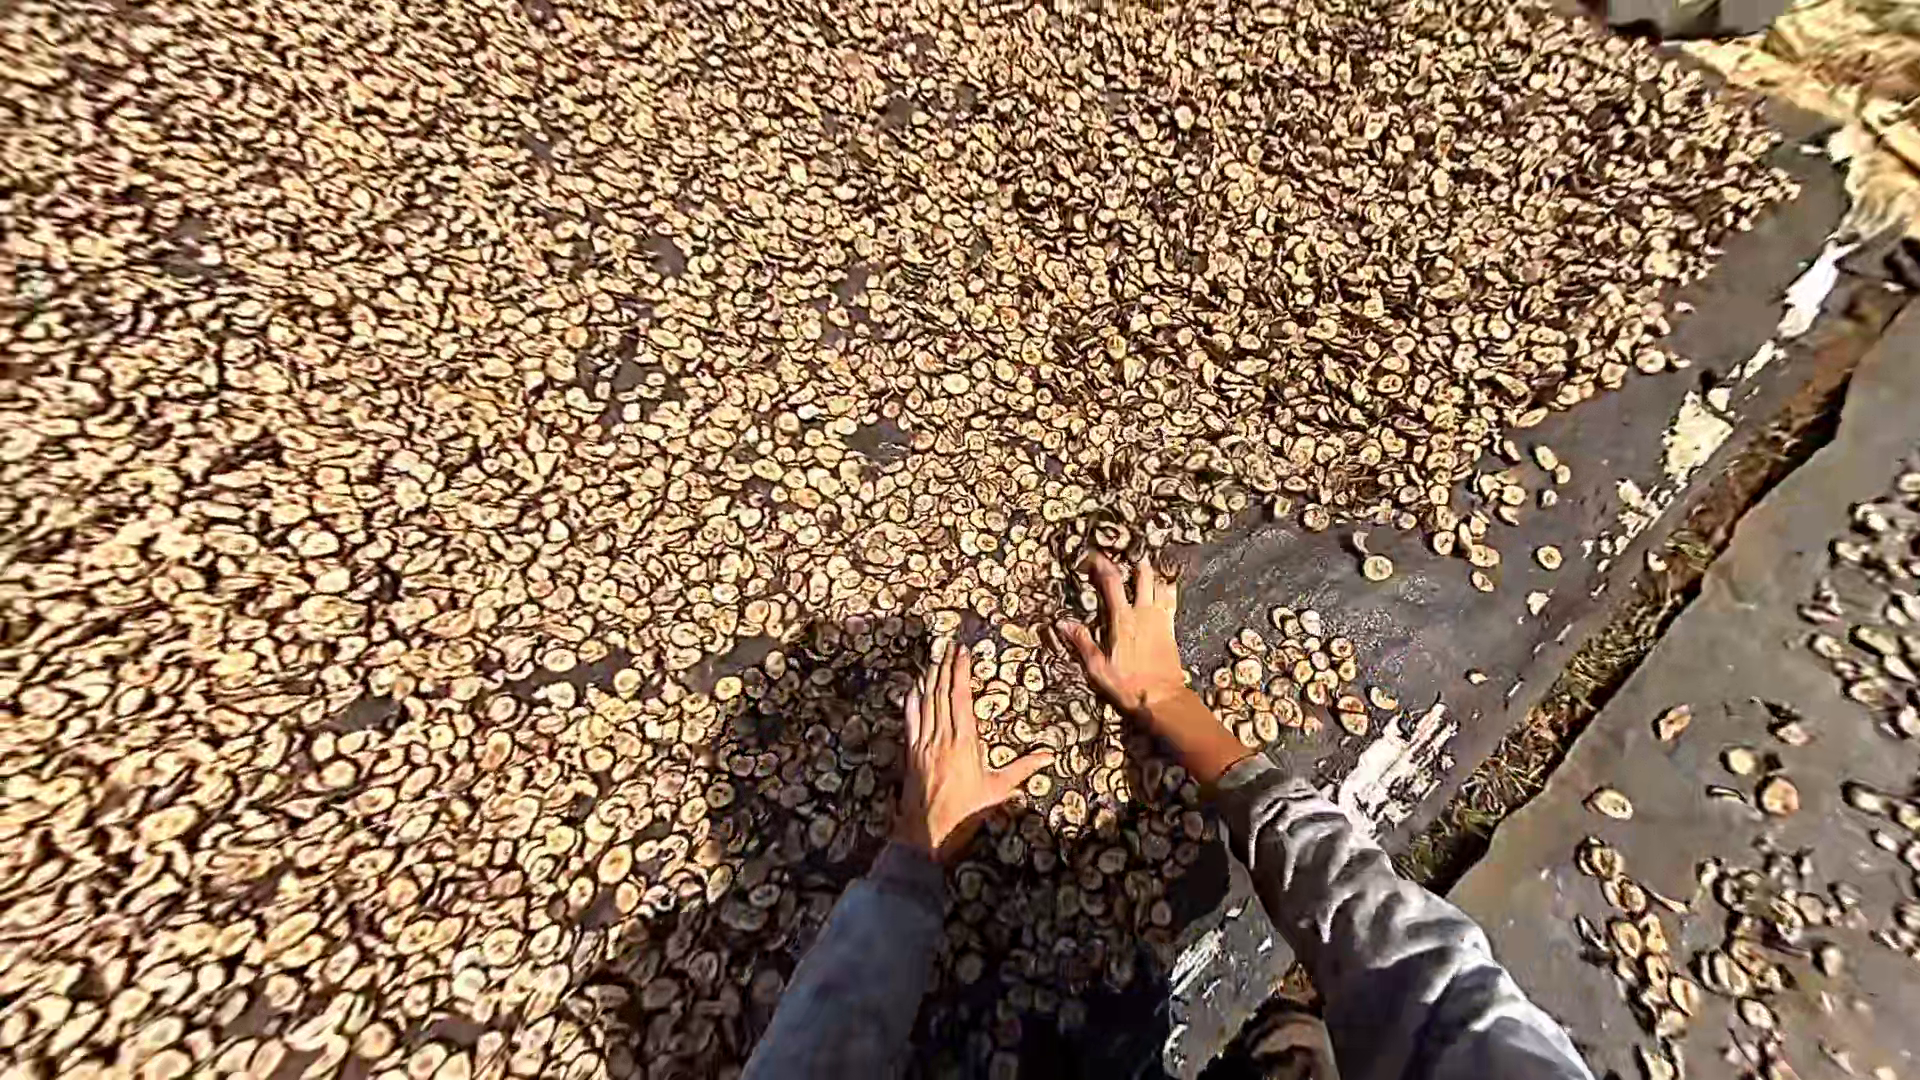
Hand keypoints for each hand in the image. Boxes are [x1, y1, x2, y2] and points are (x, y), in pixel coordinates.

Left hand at [894, 642, 1054, 861]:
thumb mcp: (999, 791)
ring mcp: (924, 743)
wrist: (927, 835)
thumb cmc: (966, 813)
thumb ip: (1023, 769)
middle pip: (942, 693)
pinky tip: (914, 687)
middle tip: (950, 647)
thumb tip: (1049, 755)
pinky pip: (911, 719)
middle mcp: (942, 737)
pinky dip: (912, 700)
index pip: (961, 697)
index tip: (963, 653)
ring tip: (936, 658)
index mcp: (965, 742)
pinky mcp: (911, 752)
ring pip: (926, 701)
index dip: (961, 672)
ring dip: (930, 678)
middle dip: (946, 667)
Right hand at [1056, 553, 1188, 717]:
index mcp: (1122, 620)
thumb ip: (1082, 642)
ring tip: (1147, 565)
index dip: (1104, 566)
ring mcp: (1160, 621)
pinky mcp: (1171, 630)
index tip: (1096, 556)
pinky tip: (1167, 587)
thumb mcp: (1098, 667)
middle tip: (1129, 554)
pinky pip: (1171, 603)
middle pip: (1142, 578)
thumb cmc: (1127, 685)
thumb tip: (1062, 624)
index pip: (1112, 583)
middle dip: (1135, 564)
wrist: (1163, 700)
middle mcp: (1143, 614)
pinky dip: (1168, 591)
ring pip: (1160, 587)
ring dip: (1154, 575)